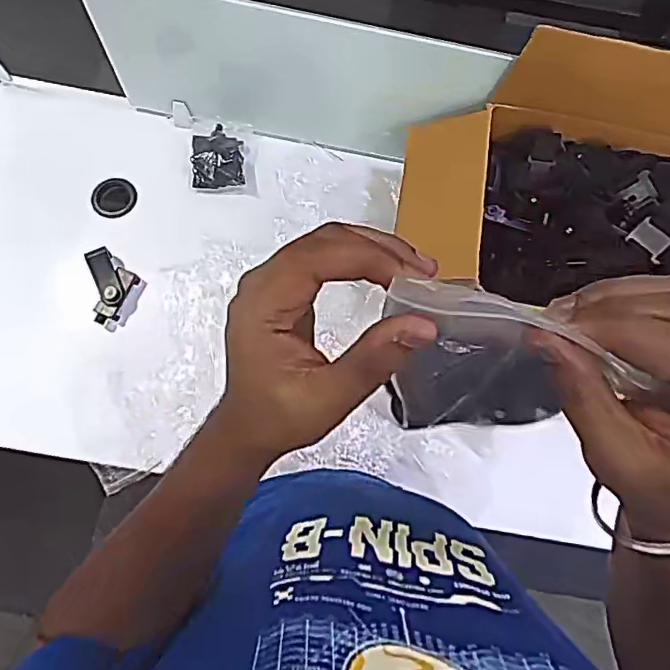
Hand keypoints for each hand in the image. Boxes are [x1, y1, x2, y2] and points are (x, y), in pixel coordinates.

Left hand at [197, 223, 438, 469]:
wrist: (250, 429)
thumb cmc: (274, 416)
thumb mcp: (329, 397)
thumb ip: (374, 360)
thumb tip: (417, 327)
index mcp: (263, 305)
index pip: (318, 257)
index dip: (368, 258)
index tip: (407, 275)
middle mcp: (264, 285)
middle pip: (326, 240)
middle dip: (379, 249)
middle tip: (420, 271)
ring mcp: (274, 283)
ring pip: (328, 242)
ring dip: (374, 249)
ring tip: (413, 269)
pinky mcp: (287, 288)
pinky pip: (326, 255)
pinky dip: (361, 257)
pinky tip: (387, 270)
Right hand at [536, 276, 669, 541]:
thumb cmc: (664, 494)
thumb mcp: (616, 460)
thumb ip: (585, 397)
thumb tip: (555, 342)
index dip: (623, 329)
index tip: (569, 327)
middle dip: (619, 306)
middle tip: (565, 316)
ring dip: (625, 297)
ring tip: (577, 313)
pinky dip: (637, 297)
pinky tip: (603, 309)